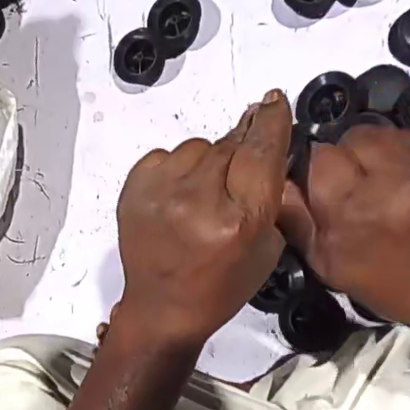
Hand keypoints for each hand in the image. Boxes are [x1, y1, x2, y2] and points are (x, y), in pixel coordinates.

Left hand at [115, 90, 293, 348]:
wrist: (163, 308)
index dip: (272, 121)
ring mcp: (162, 192)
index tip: (275, 102)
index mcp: (240, 220)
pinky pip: (167, 155)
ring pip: (198, 146)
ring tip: (203, 198)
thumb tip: (270, 148)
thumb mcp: (266, 250)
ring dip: (208, 162)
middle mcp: (199, 201)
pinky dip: (178, 169)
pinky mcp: (134, 189)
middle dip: (241, 148)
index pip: (261, 149)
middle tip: (236, 175)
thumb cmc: (218, 286)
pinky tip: (180, 198)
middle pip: (230, 143)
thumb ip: (272, 198)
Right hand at [279, 126, 409, 327]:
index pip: (321, 155)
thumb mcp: (328, 263)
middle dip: (354, 157)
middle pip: (356, 136)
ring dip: (387, 156)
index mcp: (355, 206)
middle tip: (364, 190)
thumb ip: (297, 218)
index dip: (322, 171)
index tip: (332, 190)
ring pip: (393, 134)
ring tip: (395, 190)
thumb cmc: (390, 284)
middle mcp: (397, 176)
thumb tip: (279, 182)